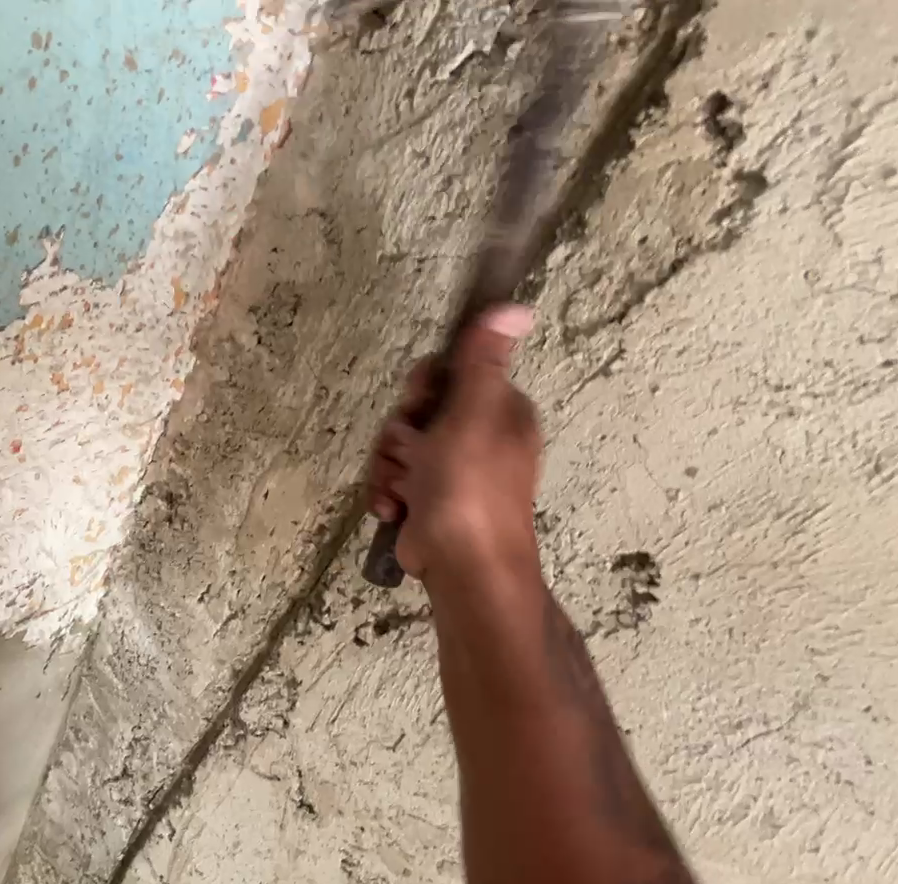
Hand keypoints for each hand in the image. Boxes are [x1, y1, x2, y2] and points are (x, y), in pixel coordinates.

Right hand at [366, 305, 541, 586]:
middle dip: (398, 437)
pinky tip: (394, 509)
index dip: (423, 389)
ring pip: (393, 449)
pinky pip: (388, 480)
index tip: (419, 405)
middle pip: (411, 414)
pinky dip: (384, 493)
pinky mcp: (421, 498)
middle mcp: (472, 436)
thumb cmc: (470, 488)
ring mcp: (445, 470)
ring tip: (402, 491)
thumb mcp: (474, 416)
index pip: (447, 375)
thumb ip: (482, 364)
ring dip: (386, 469)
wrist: (463, 562)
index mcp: (495, 410)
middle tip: (411, 454)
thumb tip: (512, 306)